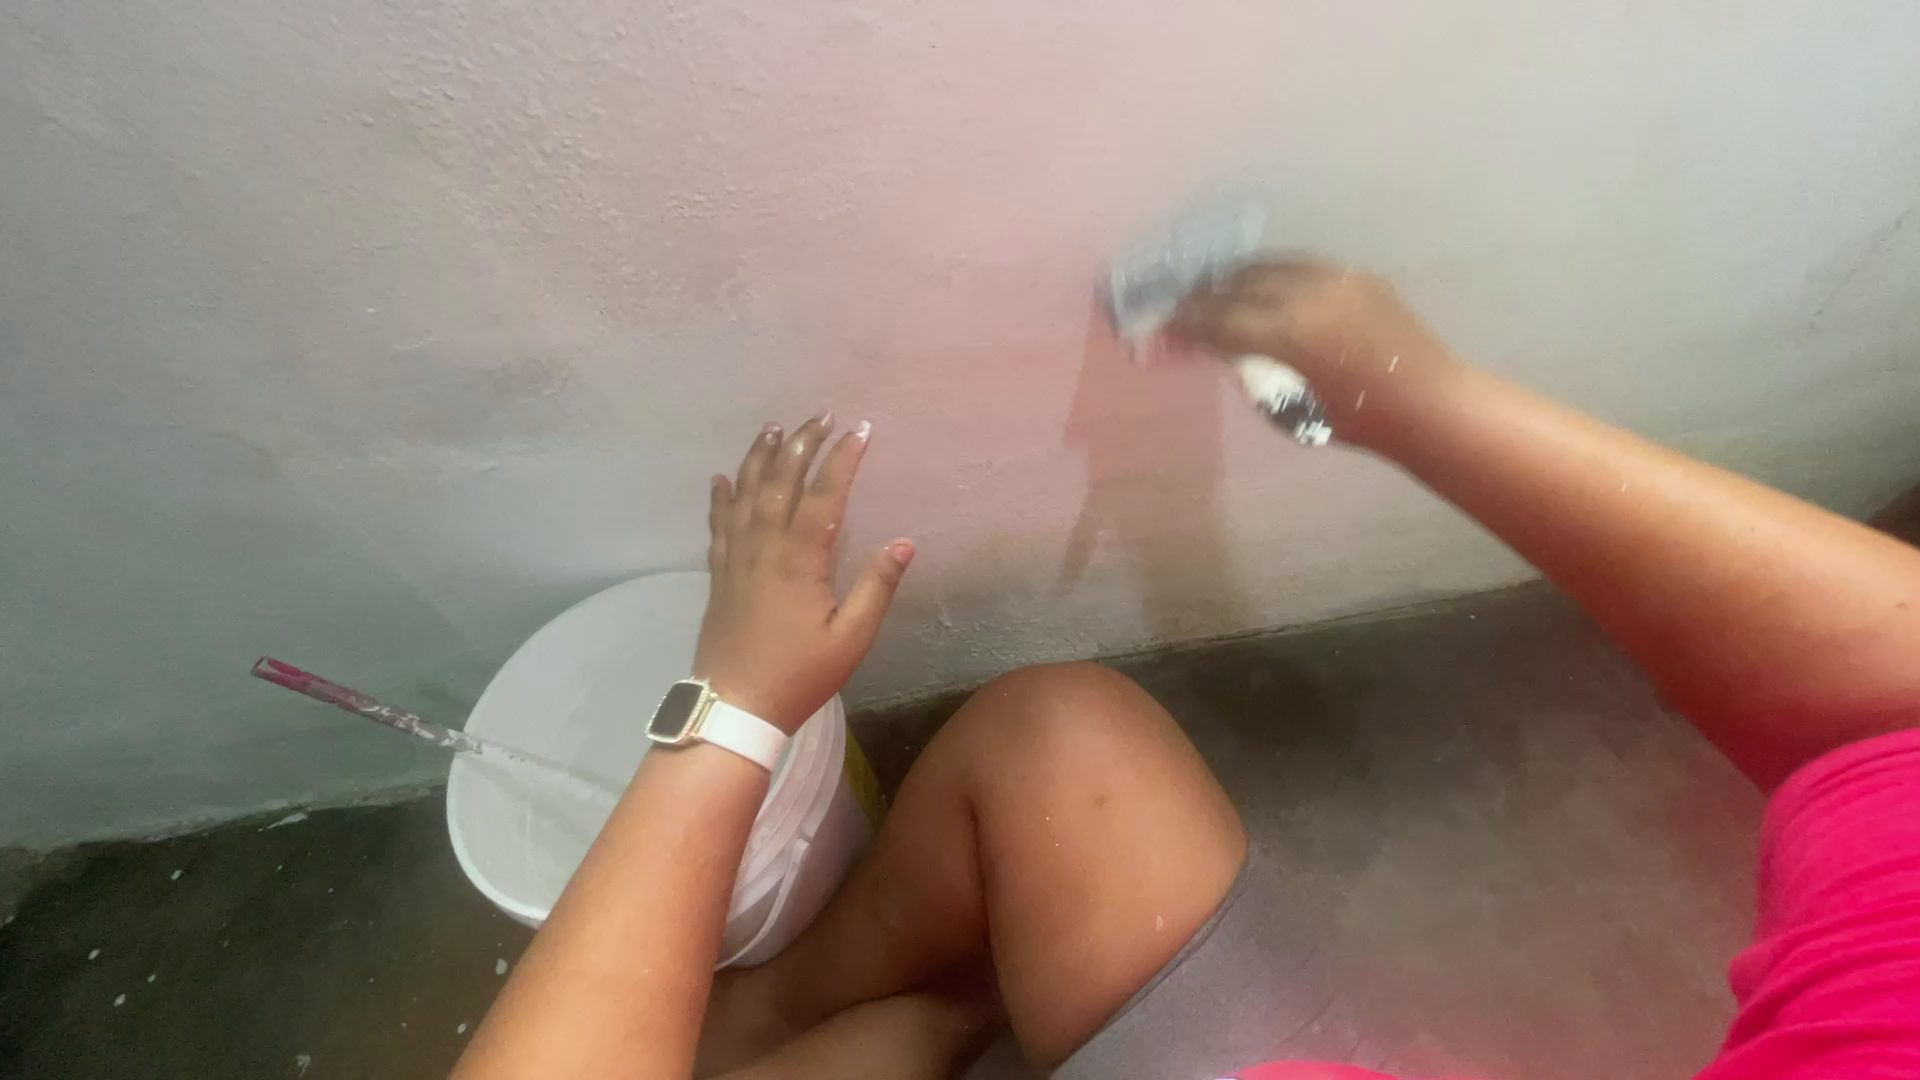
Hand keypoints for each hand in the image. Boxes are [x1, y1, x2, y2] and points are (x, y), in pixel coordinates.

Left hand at [693, 413, 912, 734]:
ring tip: (774, 427)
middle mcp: (764, 546)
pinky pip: (718, 523)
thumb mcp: (852, 637)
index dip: (844, 458)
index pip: (825, 495)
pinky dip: (721, 496)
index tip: (861, 429)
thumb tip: (906, 543)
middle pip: (781, 480)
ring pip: (746, 492)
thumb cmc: (800, 673)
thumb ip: (877, 587)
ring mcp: (736, 557)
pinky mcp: (719, 572)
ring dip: (760, 456)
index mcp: (800, 559)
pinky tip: (722, 477)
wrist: (735, 705)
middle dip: (801, 443)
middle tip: (820, 416)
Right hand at [1167, 259, 1458, 443]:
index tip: (1164, 329)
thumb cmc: (1353, 420)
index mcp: (1286, 334)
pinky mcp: (1355, 277)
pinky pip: (1299, 266)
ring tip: (1213, 290)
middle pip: (1237, 285)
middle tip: (1180, 308)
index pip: (1218, 321)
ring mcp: (1334, 280)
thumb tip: (1223, 350)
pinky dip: (1269, 275)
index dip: (1185, 325)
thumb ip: (1251, 370)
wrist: (1426, 404)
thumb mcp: (1286, 406)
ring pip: (1268, 266)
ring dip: (1233, 278)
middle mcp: (1306, 295)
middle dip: (1202, 296)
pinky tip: (1259, 286)